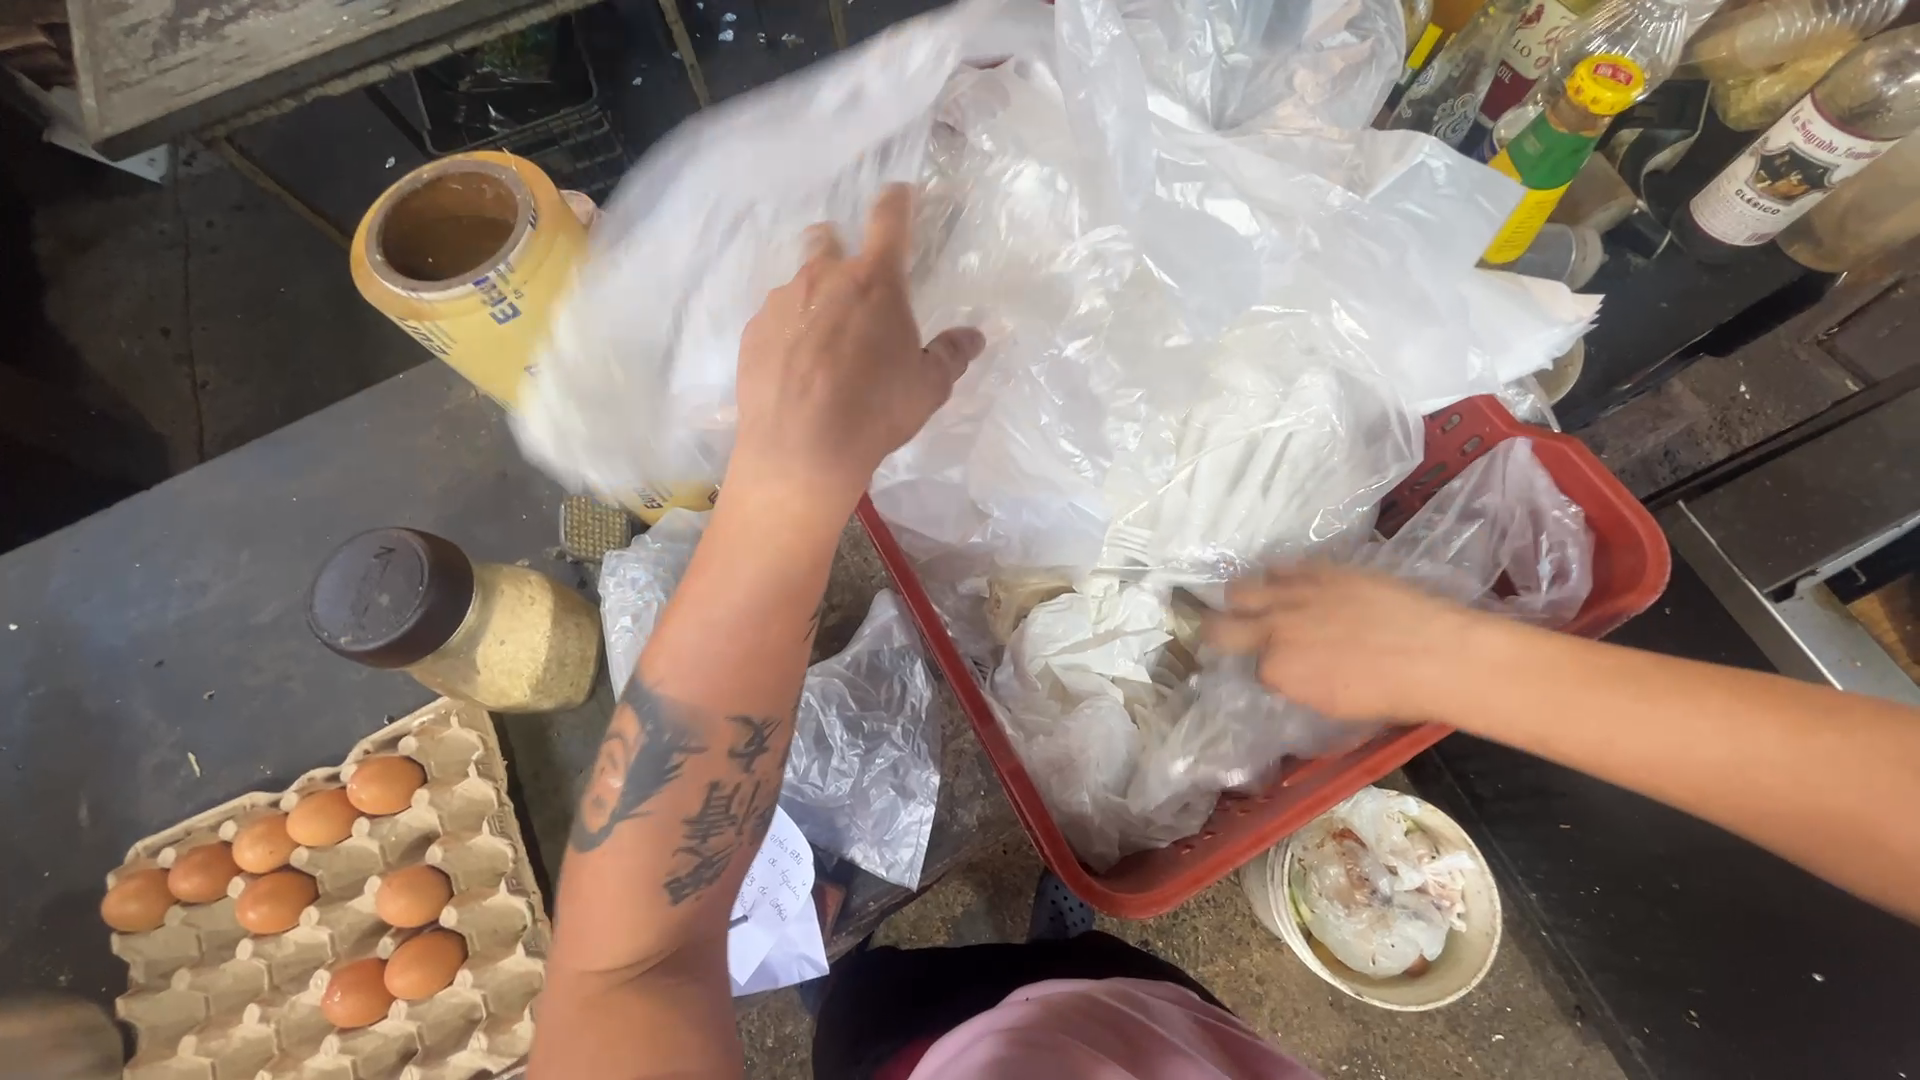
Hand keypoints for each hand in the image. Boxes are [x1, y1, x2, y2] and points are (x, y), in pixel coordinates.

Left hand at [728, 183, 984, 516]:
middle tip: (850, 280)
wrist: (802, 448)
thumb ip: (950, 355)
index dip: (898, 200)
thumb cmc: (875, 411)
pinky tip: (795, 368)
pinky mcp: (753, 332)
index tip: (901, 194)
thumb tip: (973, 337)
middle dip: (837, 245)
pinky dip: (787, 332)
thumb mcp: (928, 387)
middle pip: (826, 238)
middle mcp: (824, 277)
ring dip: (812, 298)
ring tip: (821, 341)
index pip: (890, 217)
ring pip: (798, 282)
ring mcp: (782, 302)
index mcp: (875, 282)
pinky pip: (774, 319)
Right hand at [1203, 563, 1501, 723]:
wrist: (1437, 654)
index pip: (1249, 669)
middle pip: (1218, 625)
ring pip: (1240, 589)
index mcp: (1277, 671)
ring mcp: (1294, 595)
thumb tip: (1286, 675)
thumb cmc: (1392, 695)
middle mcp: (1274, 630)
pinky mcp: (1319, 569)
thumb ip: (1297, 686)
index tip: (1265, 668)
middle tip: (1227, 632)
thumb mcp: (1333, 706)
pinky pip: (1281, 566)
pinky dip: (1279, 576)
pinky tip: (1290, 583)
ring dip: (1243, 599)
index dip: (1257, 668)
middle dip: (1217, 631)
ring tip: (1256, 602)